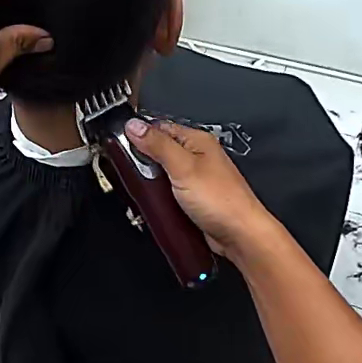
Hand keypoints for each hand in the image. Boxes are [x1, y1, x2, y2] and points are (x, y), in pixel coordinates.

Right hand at [122, 118, 277, 258]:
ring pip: (160, 177)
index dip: (139, 134)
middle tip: (137, 175)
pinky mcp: (191, 200)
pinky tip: (156, 207)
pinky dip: (159, 201)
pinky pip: (167, 196)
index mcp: (197, 141)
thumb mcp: (183, 168)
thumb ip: (158, 145)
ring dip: (150, 186)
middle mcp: (196, 158)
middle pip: (157, 153)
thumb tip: (135, 126)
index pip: (159, 127)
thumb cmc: (224, 201)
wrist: (239, 235)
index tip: (121, 146)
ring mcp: (193, 180)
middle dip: (142, 165)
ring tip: (147, 194)